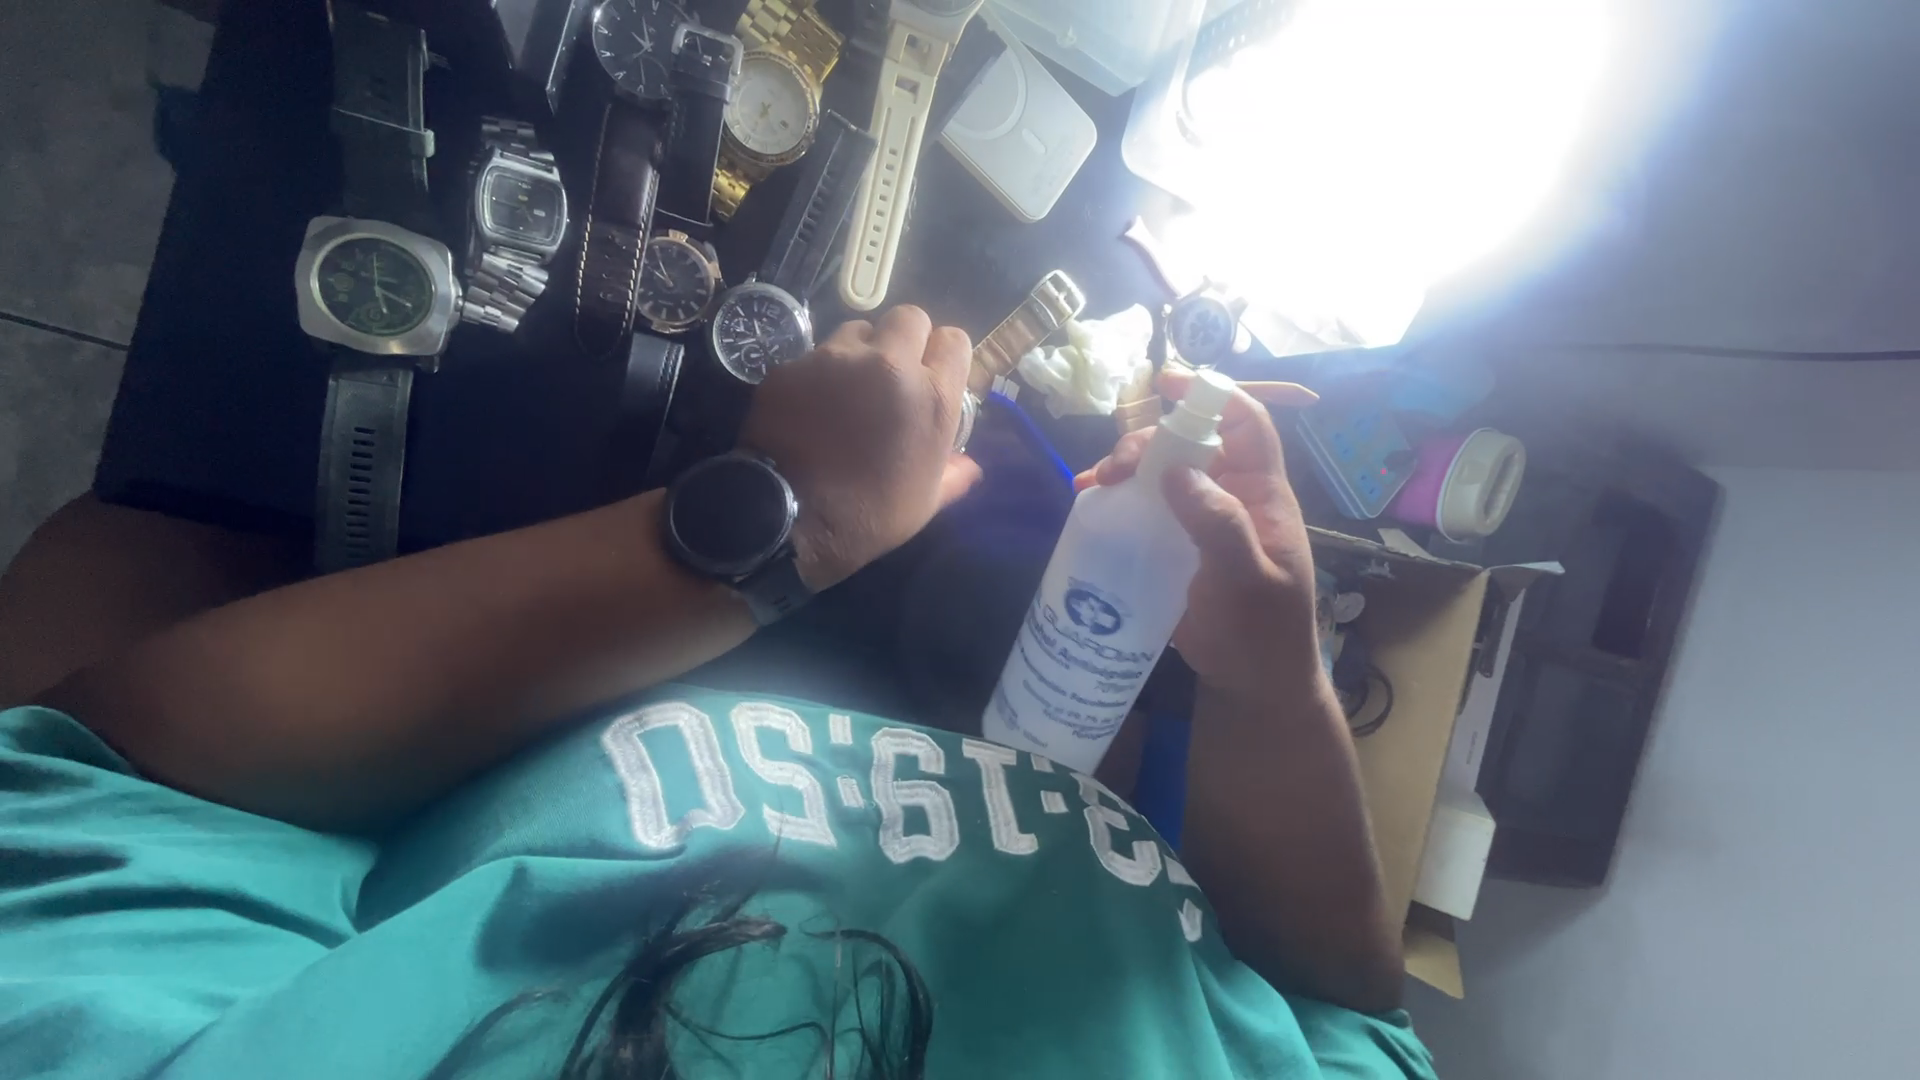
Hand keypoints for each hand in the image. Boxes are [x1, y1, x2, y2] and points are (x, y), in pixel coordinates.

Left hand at [739, 306, 982, 589]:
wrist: (787, 521)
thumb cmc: (869, 517)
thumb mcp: (925, 502)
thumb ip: (953, 474)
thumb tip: (971, 465)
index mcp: (932, 397)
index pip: (955, 340)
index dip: (944, 355)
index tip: (933, 375)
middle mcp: (890, 365)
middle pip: (910, 317)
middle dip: (906, 339)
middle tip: (894, 374)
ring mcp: (836, 359)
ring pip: (859, 329)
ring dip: (861, 351)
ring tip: (849, 387)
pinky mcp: (793, 365)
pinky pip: (815, 355)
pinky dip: (818, 374)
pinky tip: (810, 406)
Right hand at [1075, 371, 1321, 699]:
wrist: (1250, 683)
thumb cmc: (1260, 634)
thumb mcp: (1247, 582)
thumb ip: (1220, 525)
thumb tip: (1179, 469)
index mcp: (1261, 496)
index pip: (1246, 425)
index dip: (1213, 395)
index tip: (1168, 383)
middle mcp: (1231, 497)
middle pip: (1190, 444)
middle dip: (1148, 443)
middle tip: (1113, 470)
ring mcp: (1201, 520)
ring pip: (1163, 472)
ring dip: (1126, 468)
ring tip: (1092, 485)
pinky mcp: (1175, 543)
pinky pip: (1146, 505)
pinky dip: (1118, 498)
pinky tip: (1090, 504)